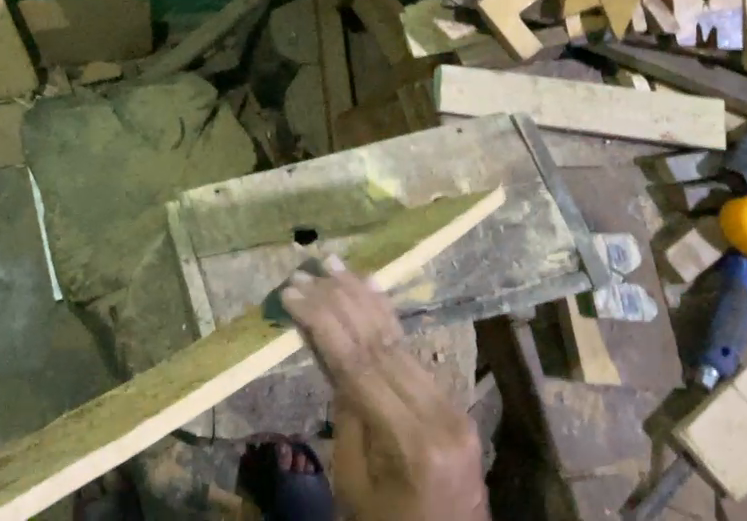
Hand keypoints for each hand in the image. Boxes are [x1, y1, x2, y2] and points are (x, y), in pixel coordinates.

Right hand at [280, 257, 488, 520]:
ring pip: (398, 341)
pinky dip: (388, 319)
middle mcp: (438, 416)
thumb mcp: (353, 482)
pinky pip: (415, 354)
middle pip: (379, 344)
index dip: (321, 323)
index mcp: (409, 441)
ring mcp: (453, 408)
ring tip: (333, 265)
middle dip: (338, 303)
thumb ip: (346, 415)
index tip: (291, 293)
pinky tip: (371, 290)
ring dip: (361, 300)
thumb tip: (329, 354)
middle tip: (305, 272)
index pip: (357, 365)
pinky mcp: (455, 405)